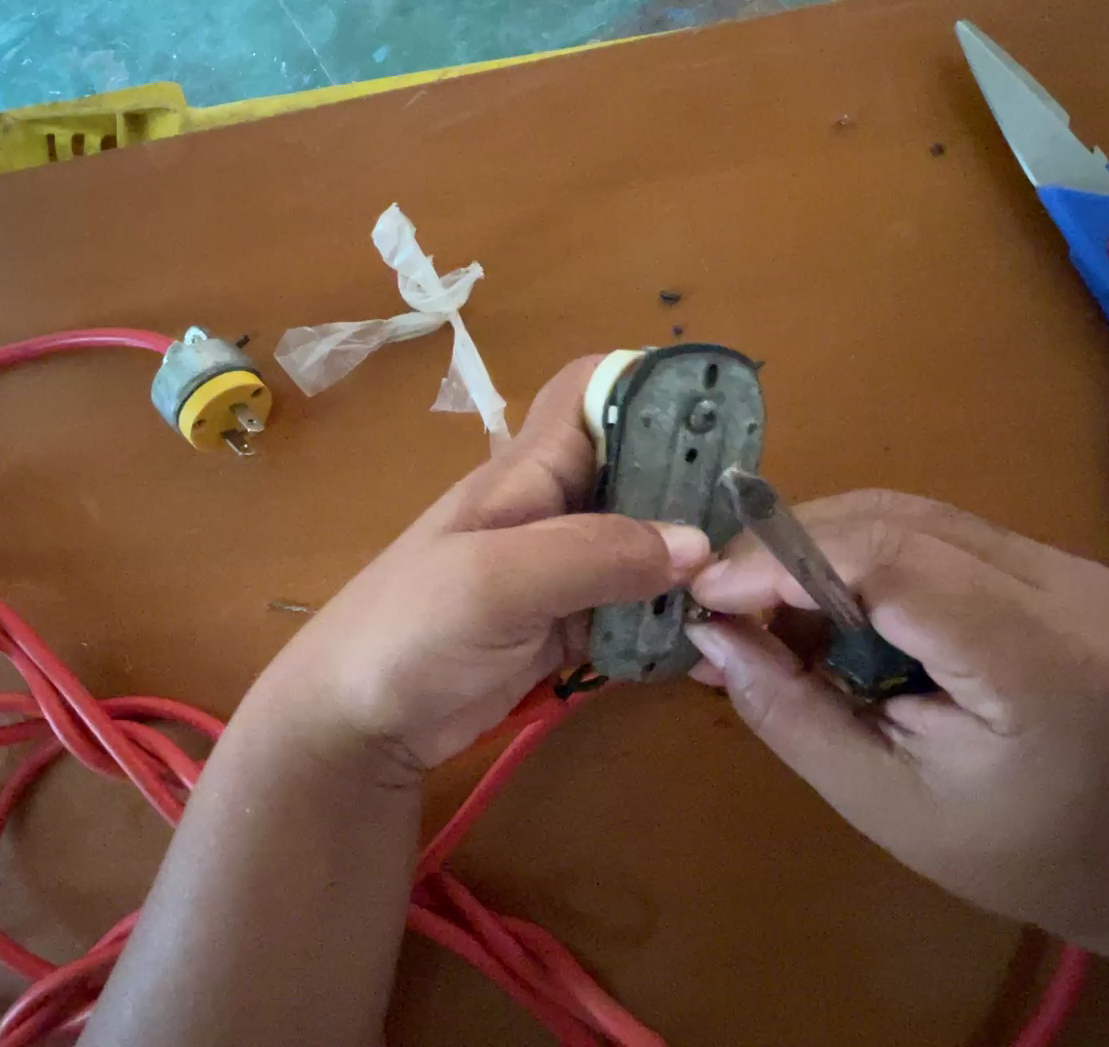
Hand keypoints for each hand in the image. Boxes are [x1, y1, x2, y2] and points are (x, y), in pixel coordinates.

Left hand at [258, 356, 711, 775]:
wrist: (355, 721)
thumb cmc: (407, 632)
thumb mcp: (493, 581)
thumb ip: (592, 555)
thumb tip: (697, 543)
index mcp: (525, 474)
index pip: (588, 393)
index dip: (647, 387)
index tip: (715, 416)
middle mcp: (549, 510)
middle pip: (632, 471)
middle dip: (690, 485)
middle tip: (753, 523)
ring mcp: (558, 572)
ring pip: (639, 544)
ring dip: (686, 561)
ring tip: (746, 590)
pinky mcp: (564, 626)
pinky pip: (628, 609)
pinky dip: (663, 620)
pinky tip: (703, 642)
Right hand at [685, 490, 1108, 933]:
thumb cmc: (992, 844)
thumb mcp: (871, 794)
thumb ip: (785, 708)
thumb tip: (706, 630)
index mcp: (1040, 666)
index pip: (895, 563)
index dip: (785, 562)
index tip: (709, 595)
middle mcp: (1062, 588)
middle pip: (889, 522)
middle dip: (784, 549)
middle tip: (720, 599)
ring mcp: (1056, 561)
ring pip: (894, 512)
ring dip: (808, 547)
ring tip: (758, 605)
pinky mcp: (1034, 555)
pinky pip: (913, 527)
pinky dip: (842, 553)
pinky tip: (813, 599)